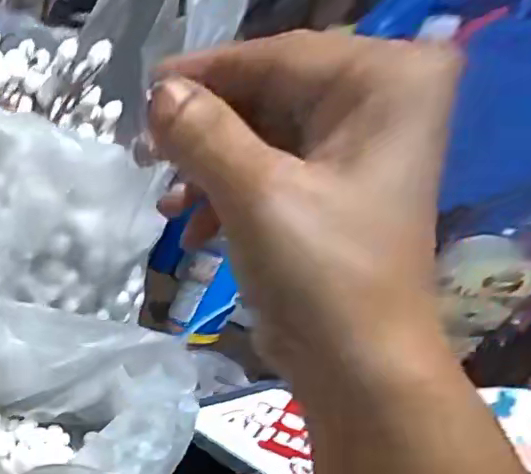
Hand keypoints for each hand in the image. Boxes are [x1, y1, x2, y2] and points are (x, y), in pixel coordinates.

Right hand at [146, 31, 459, 387]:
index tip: (143, 92)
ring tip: (168, 206)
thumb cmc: (319, 272)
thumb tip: (157, 95)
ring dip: (206, 170)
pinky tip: (193, 230)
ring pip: (260, 138)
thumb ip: (206, 138)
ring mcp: (355, 152)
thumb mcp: (256, 197)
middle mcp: (381, 103)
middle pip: (269, 96)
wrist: (354, 358)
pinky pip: (264, 175)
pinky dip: (223, 196)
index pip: (280, 57)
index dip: (207, 73)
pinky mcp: (328, 195)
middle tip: (145, 154)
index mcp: (387, 82)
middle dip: (203, 131)